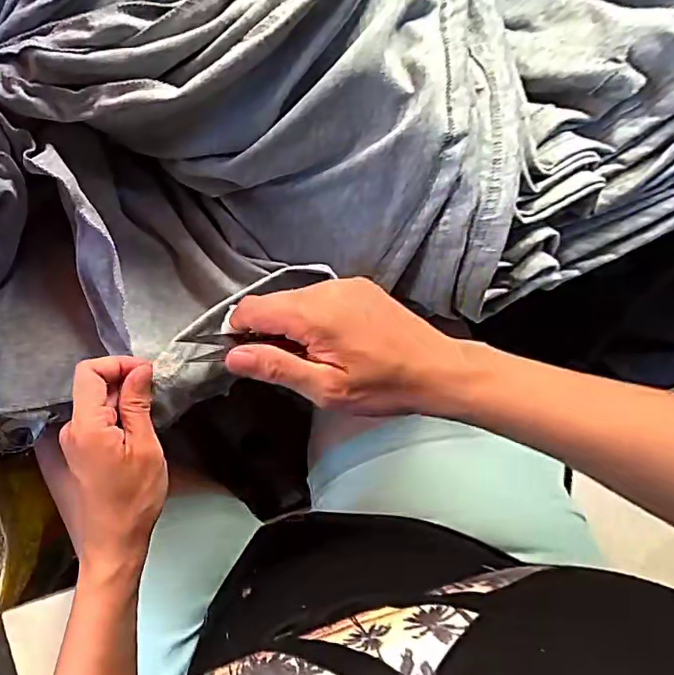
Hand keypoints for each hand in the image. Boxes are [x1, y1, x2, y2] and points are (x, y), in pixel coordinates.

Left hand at [36, 356, 167, 585]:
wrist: (111, 544)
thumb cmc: (133, 501)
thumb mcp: (145, 447)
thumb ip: (137, 404)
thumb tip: (138, 371)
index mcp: (85, 425)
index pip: (88, 371)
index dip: (116, 364)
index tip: (144, 372)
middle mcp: (69, 430)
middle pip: (89, 386)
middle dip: (120, 382)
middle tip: (152, 393)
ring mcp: (68, 443)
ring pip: (92, 405)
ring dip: (117, 402)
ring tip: (146, 416)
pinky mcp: (72, 455)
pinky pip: (91, 424)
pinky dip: (111, 418)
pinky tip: (132, 433)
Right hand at [222, 277, 479, 414]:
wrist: (441, 371)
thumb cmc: (385, 385)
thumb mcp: (325, 388)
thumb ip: (275, 368)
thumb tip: (232, 357)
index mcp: (314, 313)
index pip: (250, 309)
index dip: (238, 332)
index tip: (248, 357)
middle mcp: (326, 290)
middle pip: (268, 303)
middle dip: (263, 331)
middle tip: (285, 363)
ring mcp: (343, 286)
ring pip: (289, 300)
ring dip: (286, 325)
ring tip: (310, 355)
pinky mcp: (356, 288)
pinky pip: (313, 298)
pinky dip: (307, 318)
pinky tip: (327, 342)